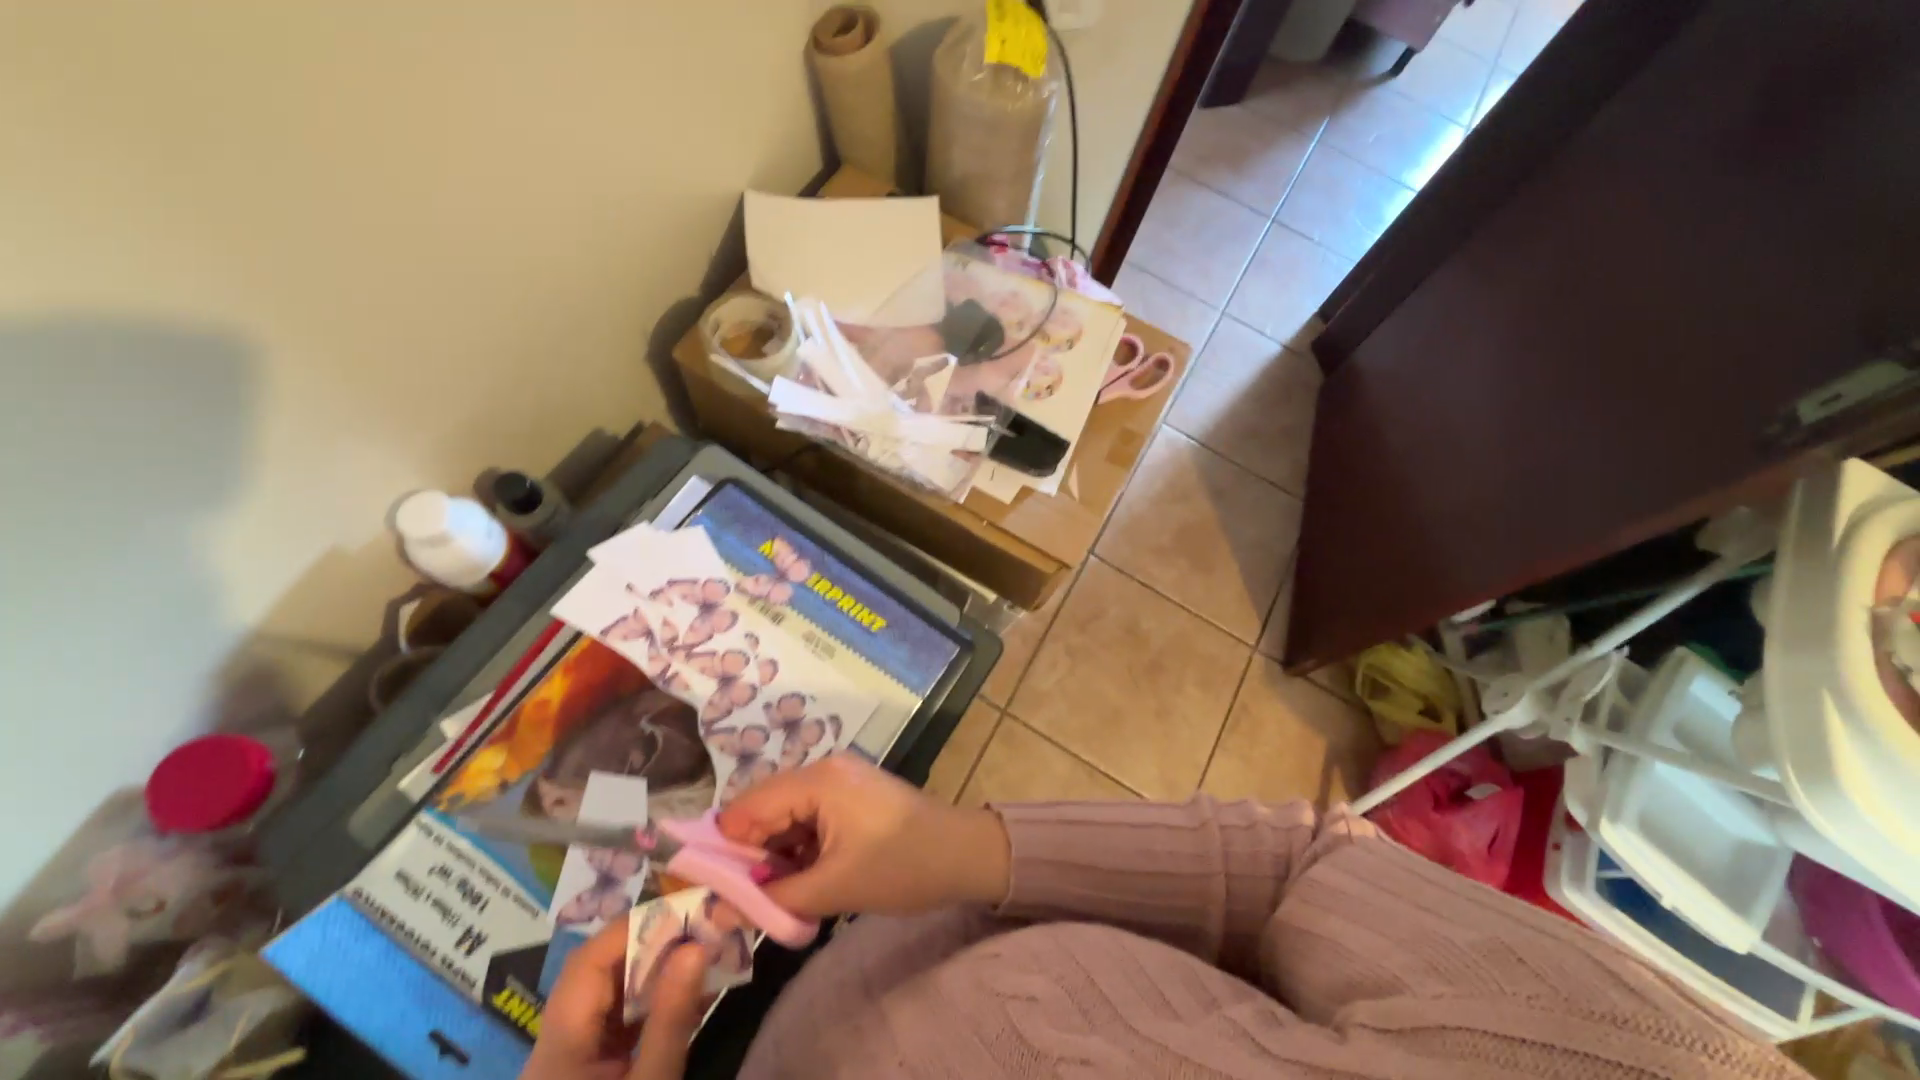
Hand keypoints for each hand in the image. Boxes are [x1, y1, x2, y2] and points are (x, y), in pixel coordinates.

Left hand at [521, 916, 709, 1079]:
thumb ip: (671, 1019)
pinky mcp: (588, 1066)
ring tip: (702, 953)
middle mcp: (556, 1040)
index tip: (686, 910)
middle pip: (597, 971)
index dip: (634, 928)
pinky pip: (618, 1018)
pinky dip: (651, 1000)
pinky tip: (688, 994)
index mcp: (559, 1043)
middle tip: (702, 928)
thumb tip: (696, 947)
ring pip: (610, 992)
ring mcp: (571, 1054)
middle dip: (649, 944)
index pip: (588, 962)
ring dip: (654, 970)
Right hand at [716, 756, 1010, 917]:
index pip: (747, 807)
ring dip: (775, 855)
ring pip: (785, 816)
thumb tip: (718, 910)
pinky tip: (800, 880)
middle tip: (741, 900)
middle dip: (750, 854)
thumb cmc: (902, 867)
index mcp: (818, 780)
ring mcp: (840, 780)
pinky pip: (808, 818)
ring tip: (774, 896)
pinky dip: (799, 848)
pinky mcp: (852, 796)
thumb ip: (773, 898)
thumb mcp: (835, 888)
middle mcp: (823, 770)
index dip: (724, 848)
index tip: (710, 889)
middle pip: (764, 808)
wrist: (966, 855)